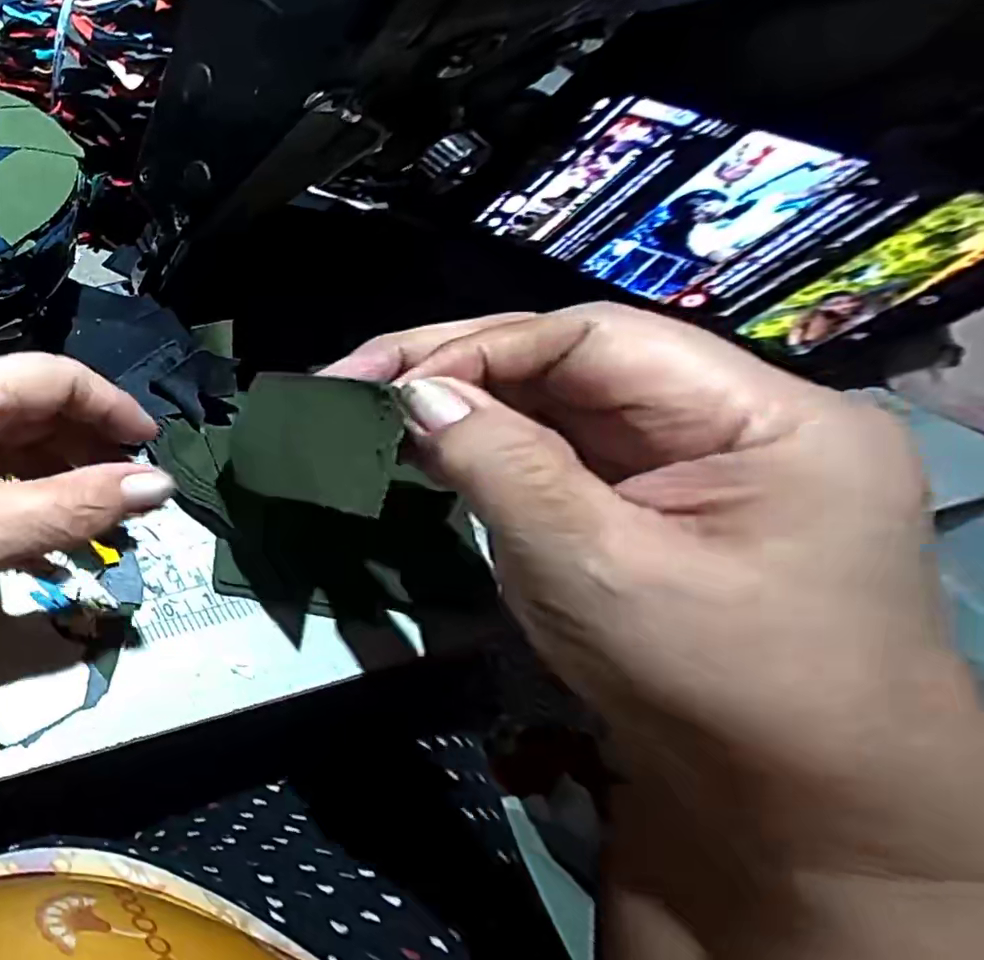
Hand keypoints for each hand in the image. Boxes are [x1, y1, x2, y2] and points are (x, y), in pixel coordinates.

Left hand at [0, 353, 173, 650]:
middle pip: (41, 406)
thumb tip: (158, 486)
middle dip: (90, 445)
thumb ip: (81, 505)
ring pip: (18, 438)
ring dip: (61, 473)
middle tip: (130, 490)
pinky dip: (27, 489)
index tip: (151, 444)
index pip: (61, 378)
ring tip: (98, 516)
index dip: (113, 408)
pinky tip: (47, 529)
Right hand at [325, 303, 983, 949]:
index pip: (591, 338)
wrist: (778, 792)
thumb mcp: (590, 563)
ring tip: (367, 404)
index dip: (479, 349)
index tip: (389, 385)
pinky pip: (538, 440)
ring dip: (451, 398)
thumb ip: (499, 462)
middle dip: (450, 363)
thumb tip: (410, 393)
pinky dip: (470, 437)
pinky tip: (415, 441)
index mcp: (757, 416)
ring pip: (540, 394)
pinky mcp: (626, 487)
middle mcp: (716, 413)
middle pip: (561, 356)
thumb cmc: (707, 677)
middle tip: (353, 378)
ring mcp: (670, 451)